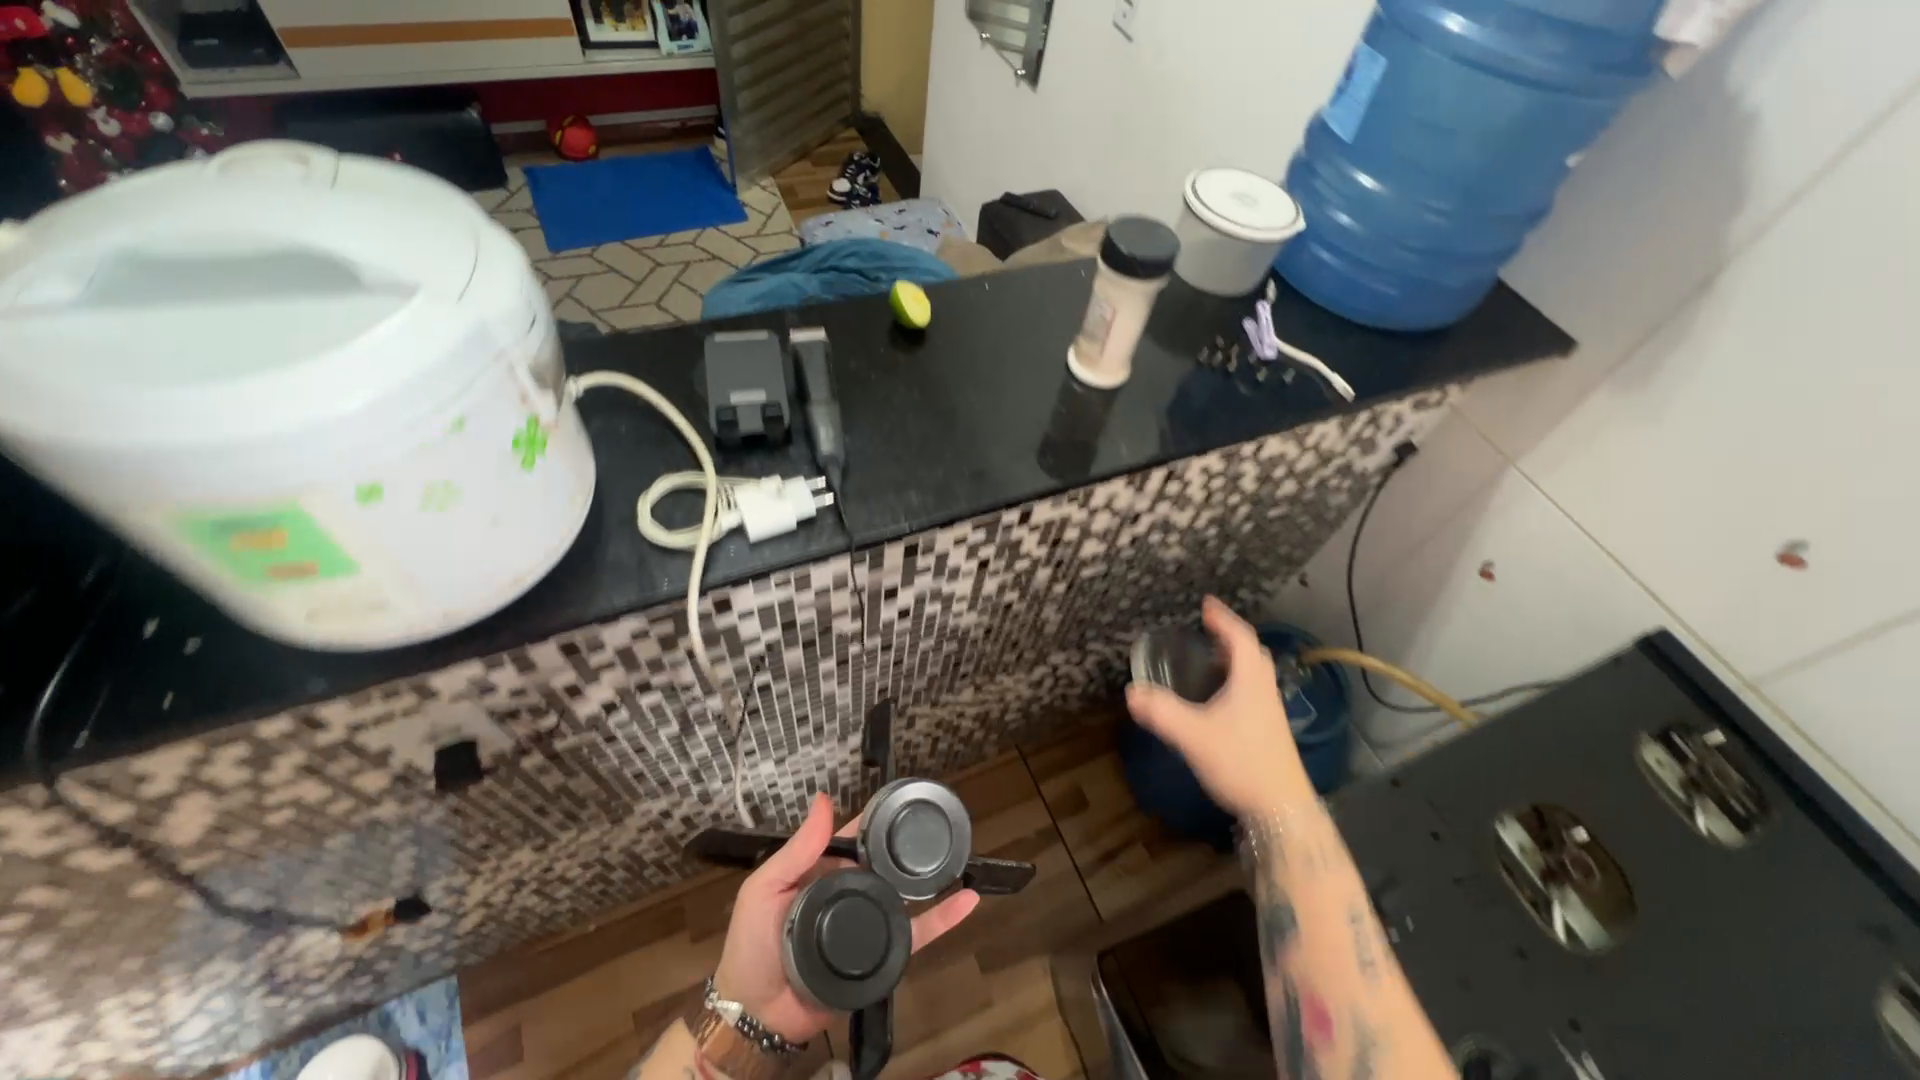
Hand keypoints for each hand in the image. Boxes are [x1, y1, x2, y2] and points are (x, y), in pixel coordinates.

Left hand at [713, 792, 981, 1042]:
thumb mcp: (765, 889)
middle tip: (938, 831)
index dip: (877, 822)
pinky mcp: (882, 955)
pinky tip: (967, 900)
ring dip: (931, 879)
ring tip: (958, 859)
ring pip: (906, 896)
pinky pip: (917, 935)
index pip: (855, 839)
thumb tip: (824, 800)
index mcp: (822, 872)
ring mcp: (868, 924)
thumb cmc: (752, 946)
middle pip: (885, 865)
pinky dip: (944, 919)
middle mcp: (849, 893)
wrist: (758, 1014)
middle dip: (908, 849)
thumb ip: (797, 850)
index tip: (903, 804)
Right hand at [1125, 597, 1314, 818]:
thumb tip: (1131, 692)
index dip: (1223, 619)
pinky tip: (1218, 701)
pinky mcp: (1269, 732)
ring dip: (1235, 661)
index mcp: (1249, 682)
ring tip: (1210, 660)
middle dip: (1230, 638)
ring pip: (1255, 675)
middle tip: (1207, 631)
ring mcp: (1270, 712)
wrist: (1281, 807)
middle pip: (1252, 654)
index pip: (1240, 638)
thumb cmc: (1241, 762)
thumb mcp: (1194, 736)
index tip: (1207, 604)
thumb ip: (1162, 713)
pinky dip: (1236, 683)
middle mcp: (1264, 691)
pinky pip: (1253, 693)